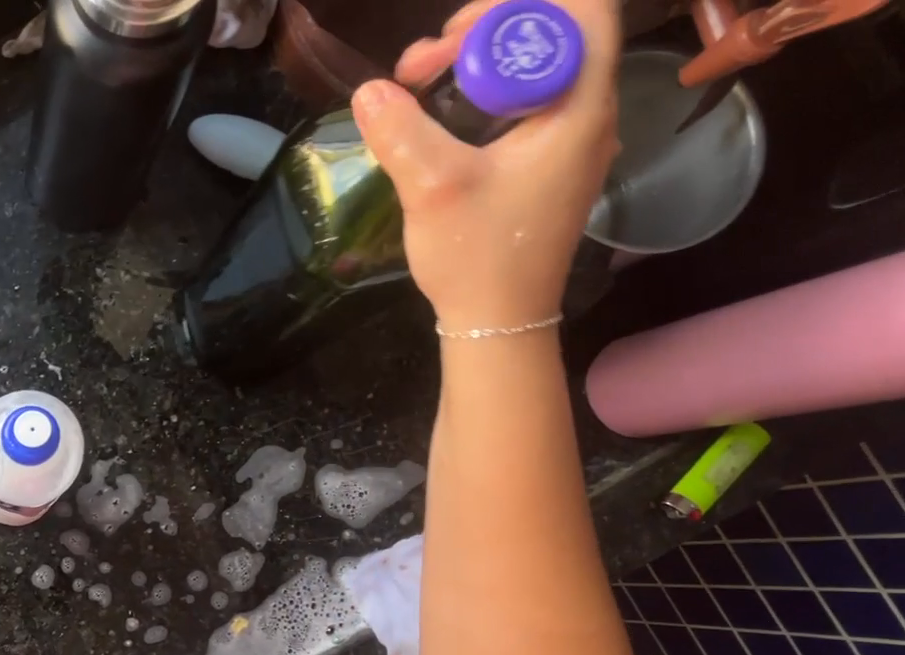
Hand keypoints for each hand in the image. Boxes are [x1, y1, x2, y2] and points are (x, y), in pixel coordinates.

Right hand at [350, 0, 619, 332]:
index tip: (448, 42)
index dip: (511, 9)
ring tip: (419, 92)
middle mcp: (588, 113)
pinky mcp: (548, 167)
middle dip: (480, 36)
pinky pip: (523, 108)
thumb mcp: (433, 188)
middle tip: (417, 69)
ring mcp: (570, 142)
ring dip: (475, 68)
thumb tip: (368, 91)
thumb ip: (402, 133)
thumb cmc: (478, 255)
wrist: (498, 322)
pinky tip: (441, 127)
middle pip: (549, 34)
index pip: (579, 9)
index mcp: (579, 106)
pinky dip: (482, 101)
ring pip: (532, 71)